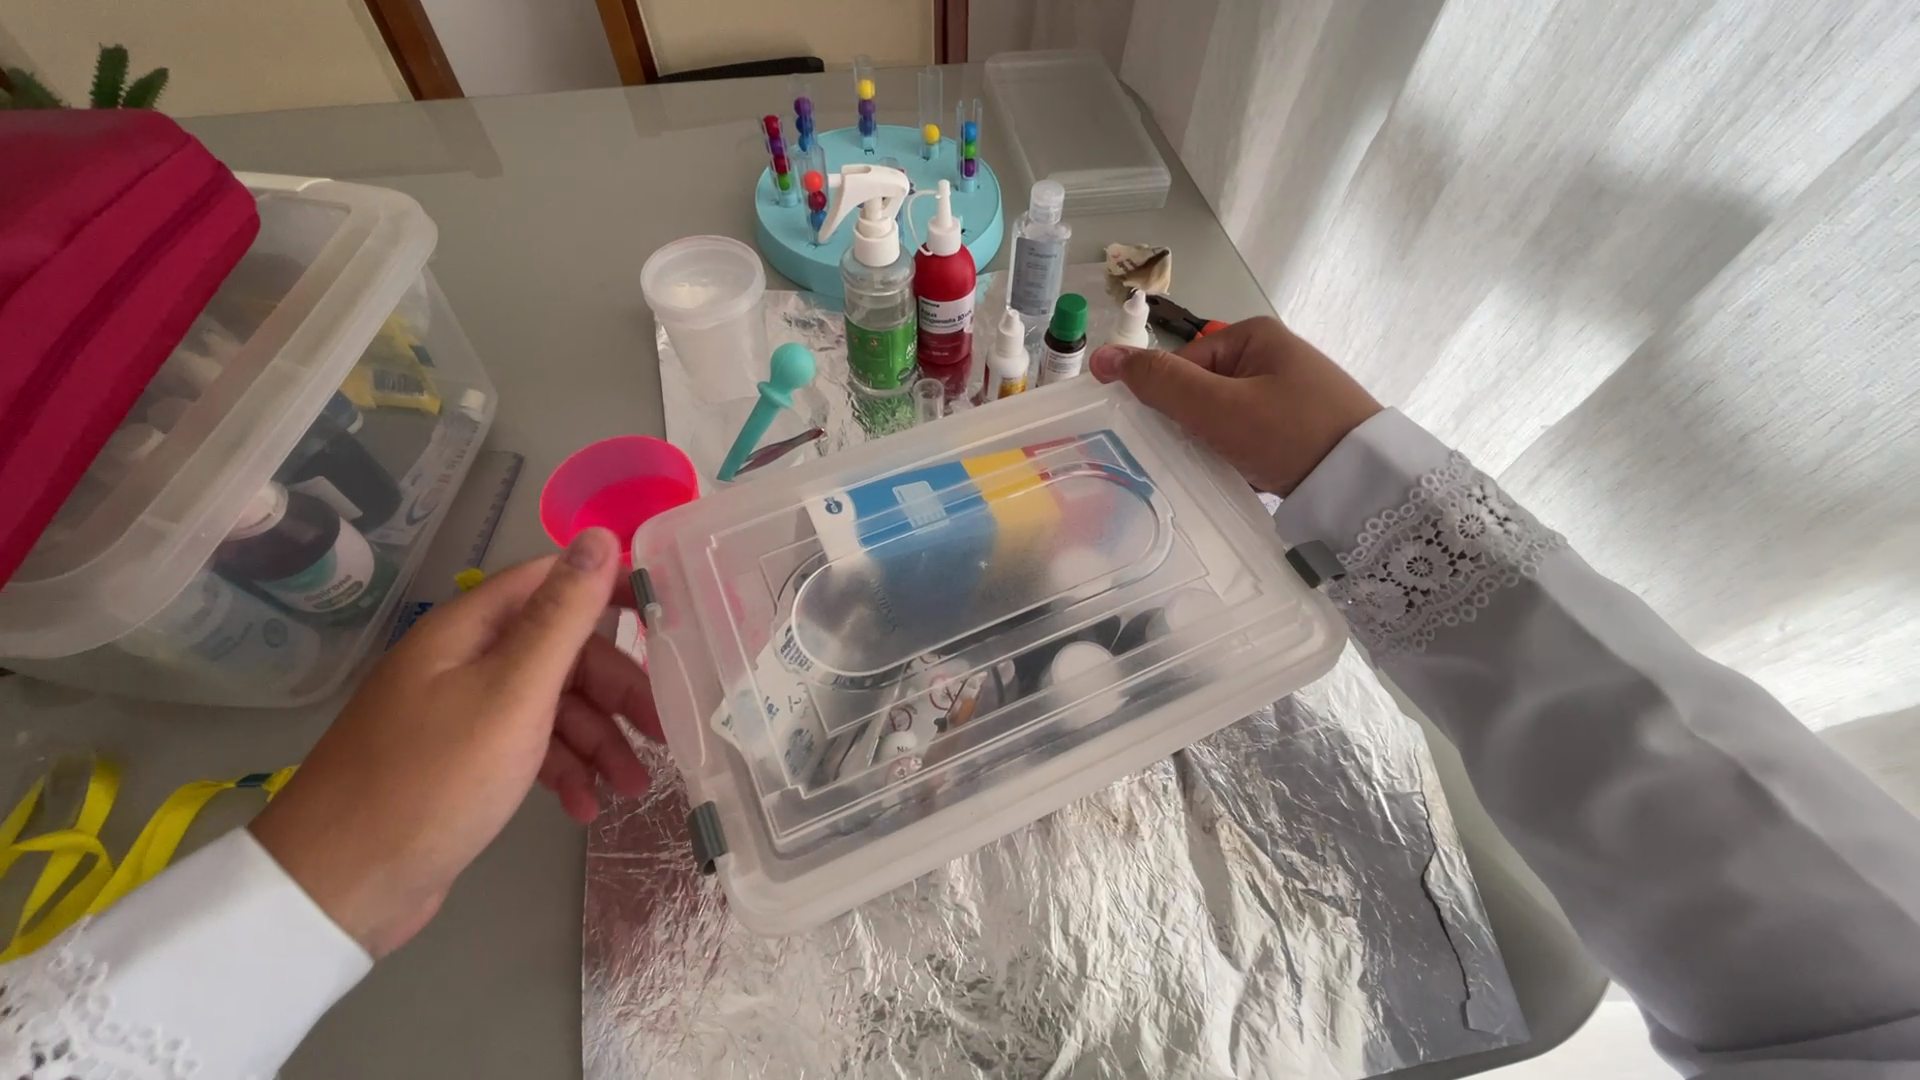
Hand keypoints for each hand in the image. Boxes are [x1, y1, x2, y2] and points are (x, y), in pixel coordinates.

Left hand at [250, 527, 658, 957]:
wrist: (337, 891)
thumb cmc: (433, 779)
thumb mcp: (513, 691)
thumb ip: (563, 615)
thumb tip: (601, 536)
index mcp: (473, 629)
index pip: (556, 582)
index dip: (613, 591)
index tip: (668, 620)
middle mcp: (471, 660)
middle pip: (567, 653)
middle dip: (618, 692)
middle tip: (662, 731)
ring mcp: (468, 711)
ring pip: (557, 705)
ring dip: (600, 742)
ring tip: (635, 787)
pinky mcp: (470, 759)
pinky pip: (534, 747)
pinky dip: (566, 771)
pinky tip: (586, 807)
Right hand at [1090, 316, 1382, 494]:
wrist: (1365, 483)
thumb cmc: (1289, 434)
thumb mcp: (1218, 407)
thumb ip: (1160, 383)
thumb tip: (1100, 356)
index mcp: (1252, 336)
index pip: (1181, 366)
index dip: (1169, 404)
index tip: (1176, 438)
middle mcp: (1270, 354)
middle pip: (1200, 391)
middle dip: (1194, 426)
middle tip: (1205, 454)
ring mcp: (1287, 389)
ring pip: (1221, 417)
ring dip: (1215, 444)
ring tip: (1228, 467)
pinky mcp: (1298, 422)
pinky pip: (1246, 434)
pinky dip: (1239, 454)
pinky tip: (1247, 472)